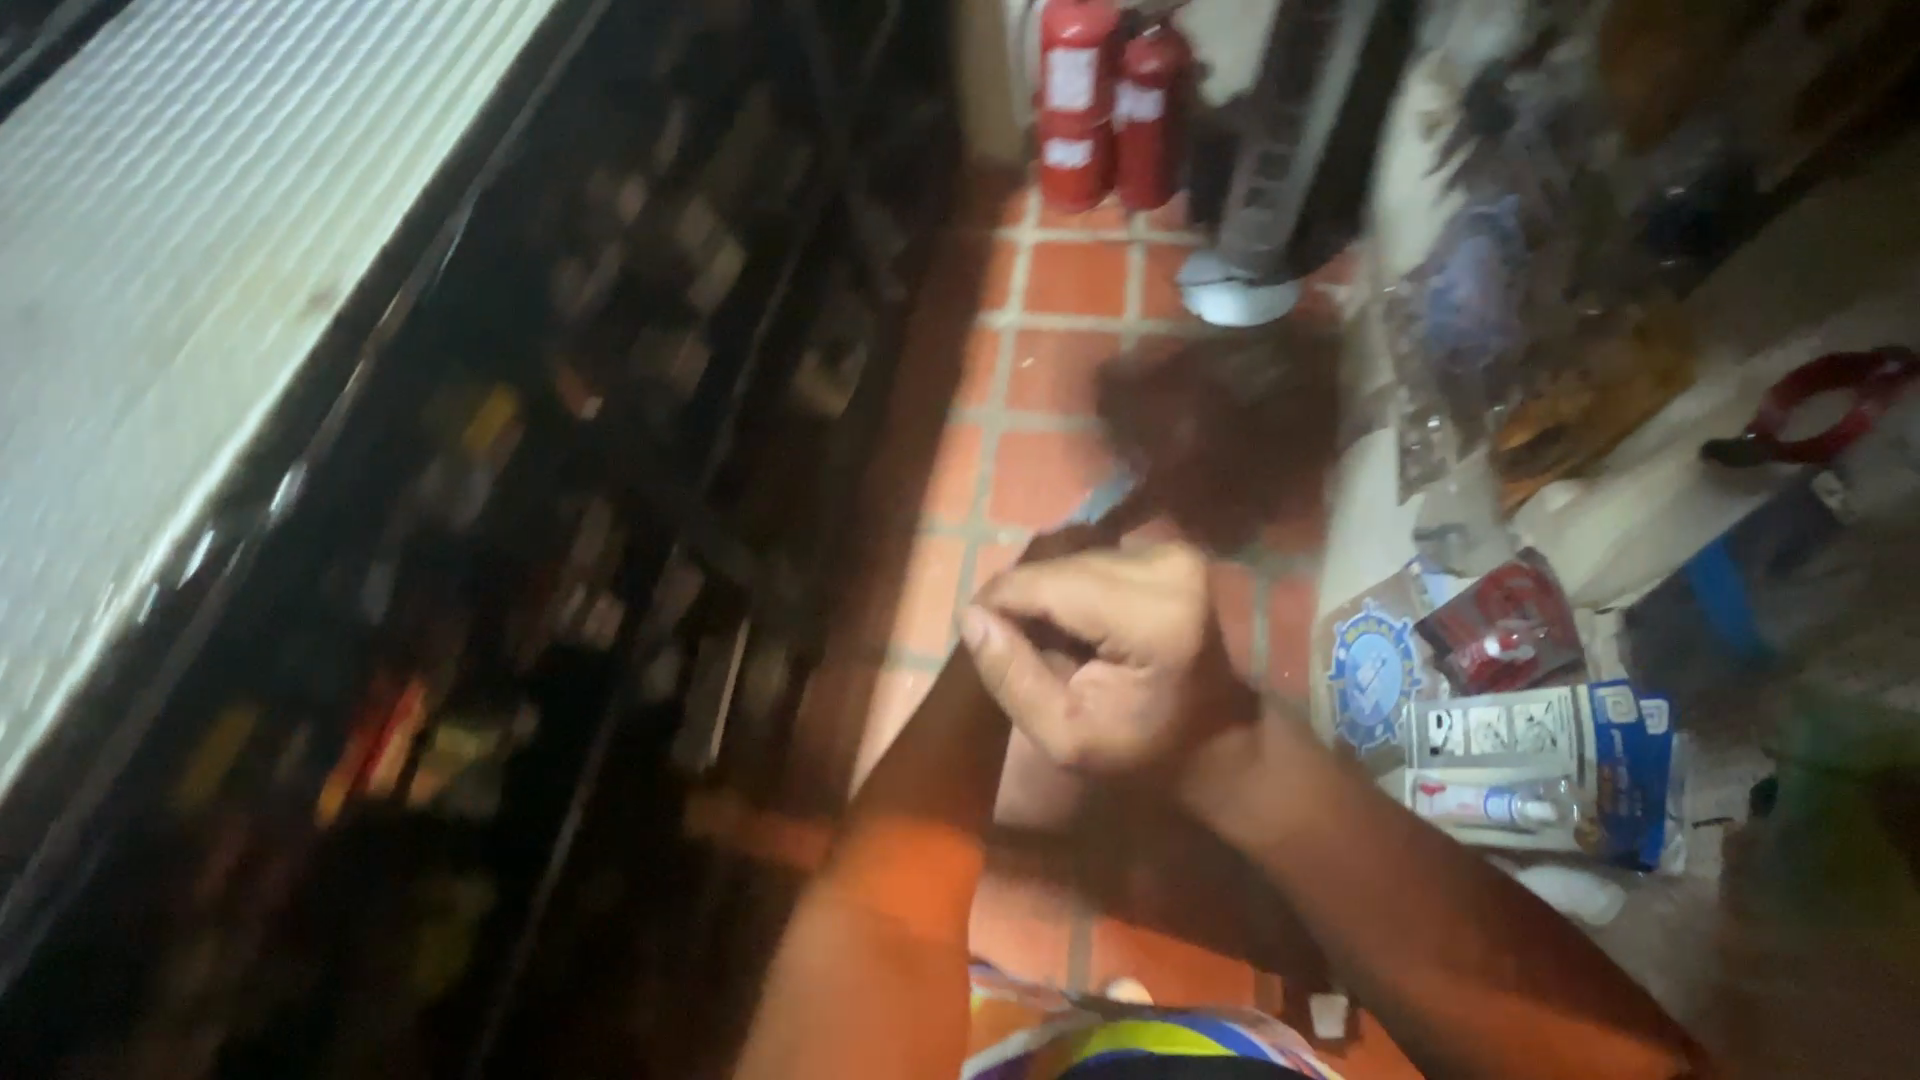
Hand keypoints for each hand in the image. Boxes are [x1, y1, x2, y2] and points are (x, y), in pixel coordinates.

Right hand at [959, 540, 1254, 773]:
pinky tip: (1082, 629)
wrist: (1218, 741)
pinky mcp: (1170, 552)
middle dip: (1022, 602)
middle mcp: (1166, 568)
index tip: (976, 635)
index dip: (997, 604)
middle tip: (1016, 650)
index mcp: (1152, 618)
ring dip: (1048, 597)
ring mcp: (1173, 555)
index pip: (1045, 585)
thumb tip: (969, 616)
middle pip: (1056, 568)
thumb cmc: (1144, 754)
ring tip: (1053, 645)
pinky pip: (1091, 560)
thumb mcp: (1065, 738)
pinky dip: (1073, 592)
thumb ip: (1013, 677)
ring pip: (1070, 560)